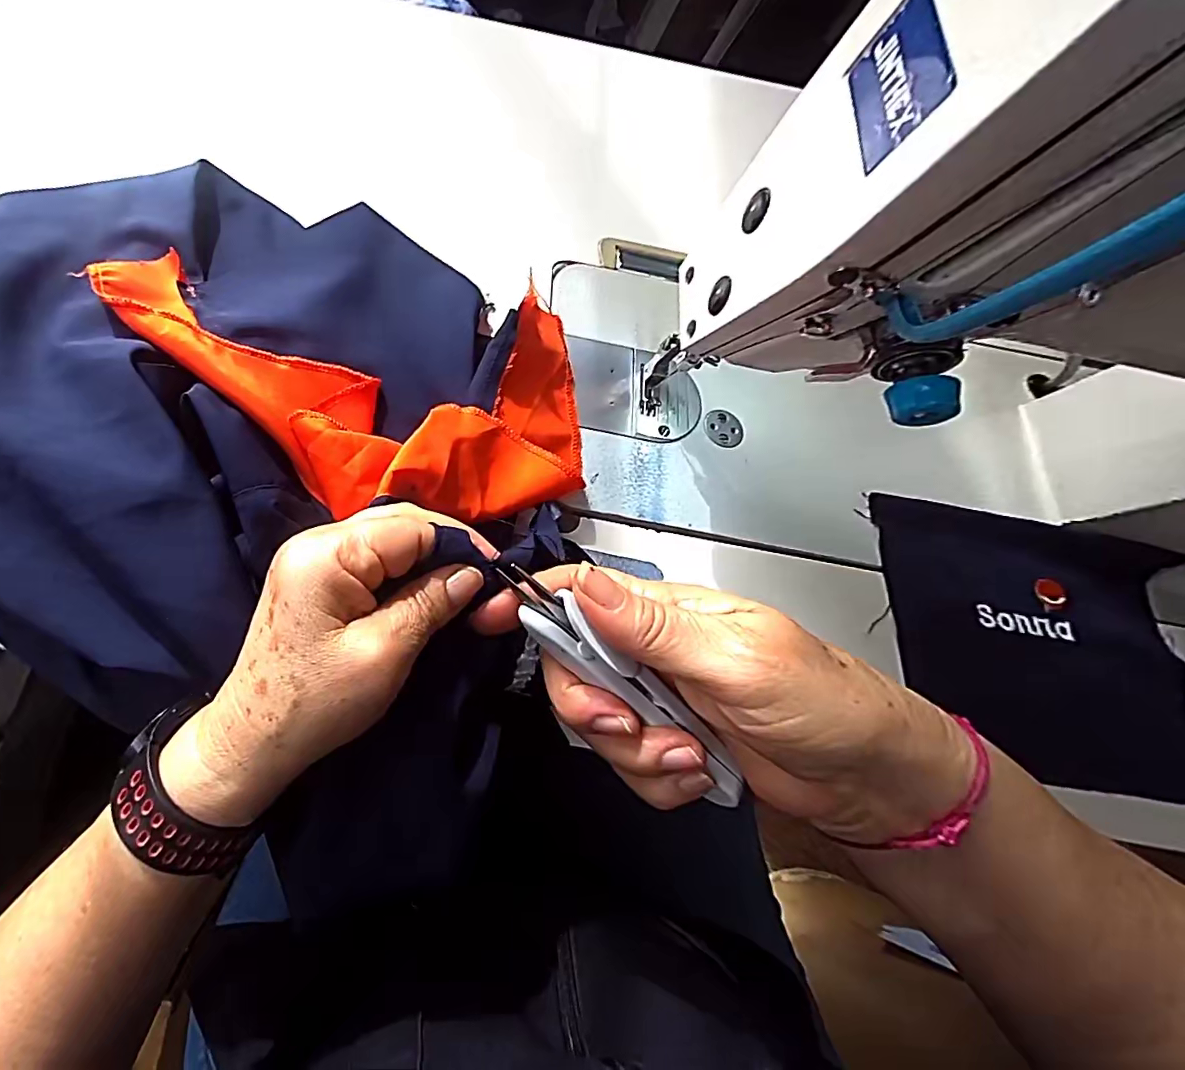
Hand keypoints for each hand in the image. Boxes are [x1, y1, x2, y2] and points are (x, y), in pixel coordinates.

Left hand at [158, 504, 493, 825]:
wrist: (255, 733)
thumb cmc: (317, 702)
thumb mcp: (384, 653)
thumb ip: (429, 603)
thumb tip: (472, 573)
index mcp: (325, 552)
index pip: (408, 525)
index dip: (457, 543)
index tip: (495, 573)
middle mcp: (310, 541)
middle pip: (392, 524)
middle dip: (441, 547)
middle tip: (479, 582)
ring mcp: (304, 557)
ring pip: (379, 539)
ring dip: (420, 558)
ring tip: (456, 588)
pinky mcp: (306, 577)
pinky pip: (361, 559)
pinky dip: (394, 571)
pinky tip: (417, 591)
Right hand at [474, 563, 976, 843]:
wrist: (878, 785)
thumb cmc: (827, 704)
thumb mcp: (739, 661)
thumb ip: (654, 628)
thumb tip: (584, 585)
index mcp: (662, 613)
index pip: (578, 592)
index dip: (530, 600)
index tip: (490, 617)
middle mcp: (645, 651)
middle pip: (568, 667)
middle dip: (591, 708)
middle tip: (632, 729)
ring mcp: (652, 697)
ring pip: (592, 721)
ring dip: (633, 752)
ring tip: (689, 760)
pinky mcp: (662, 740)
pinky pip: (622, 761)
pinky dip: (653, 778)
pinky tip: (697, 776)